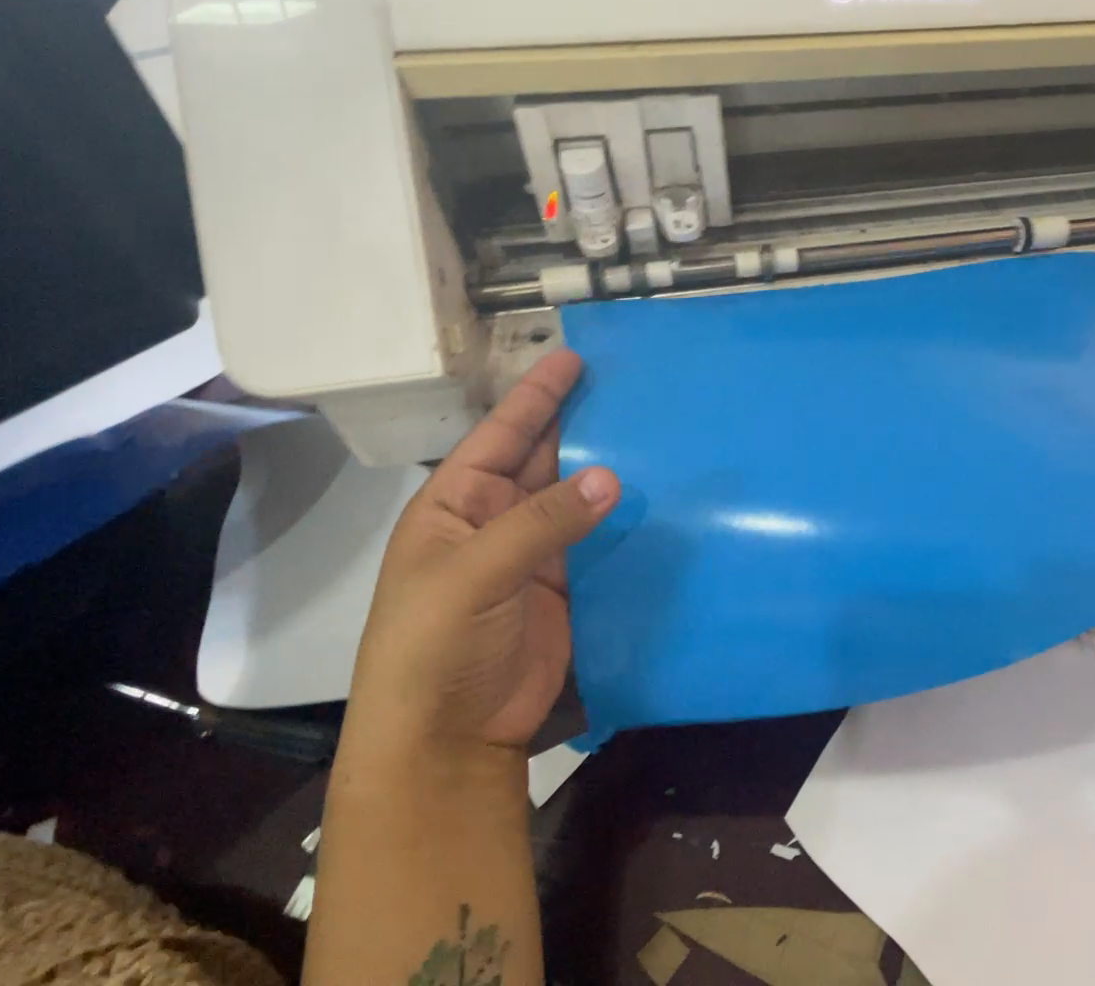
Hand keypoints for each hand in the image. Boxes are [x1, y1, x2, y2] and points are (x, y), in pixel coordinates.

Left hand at [344, 350, 620, 756]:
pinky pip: (600, 543)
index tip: (573, 357)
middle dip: (580, 425)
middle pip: (544, 461)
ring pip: (577, 500)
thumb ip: (542, 523)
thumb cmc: (434, 646)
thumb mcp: (474, 574)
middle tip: (630, 388)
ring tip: (656, 433)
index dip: (535, 398)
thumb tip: (612, 477)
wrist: (448, 737)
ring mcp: (535, 558)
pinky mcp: (570, 590)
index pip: (500, 437)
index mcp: (456, 506)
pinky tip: (660, 498)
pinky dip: (626, 522)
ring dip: (610, 470)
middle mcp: (496, 522)